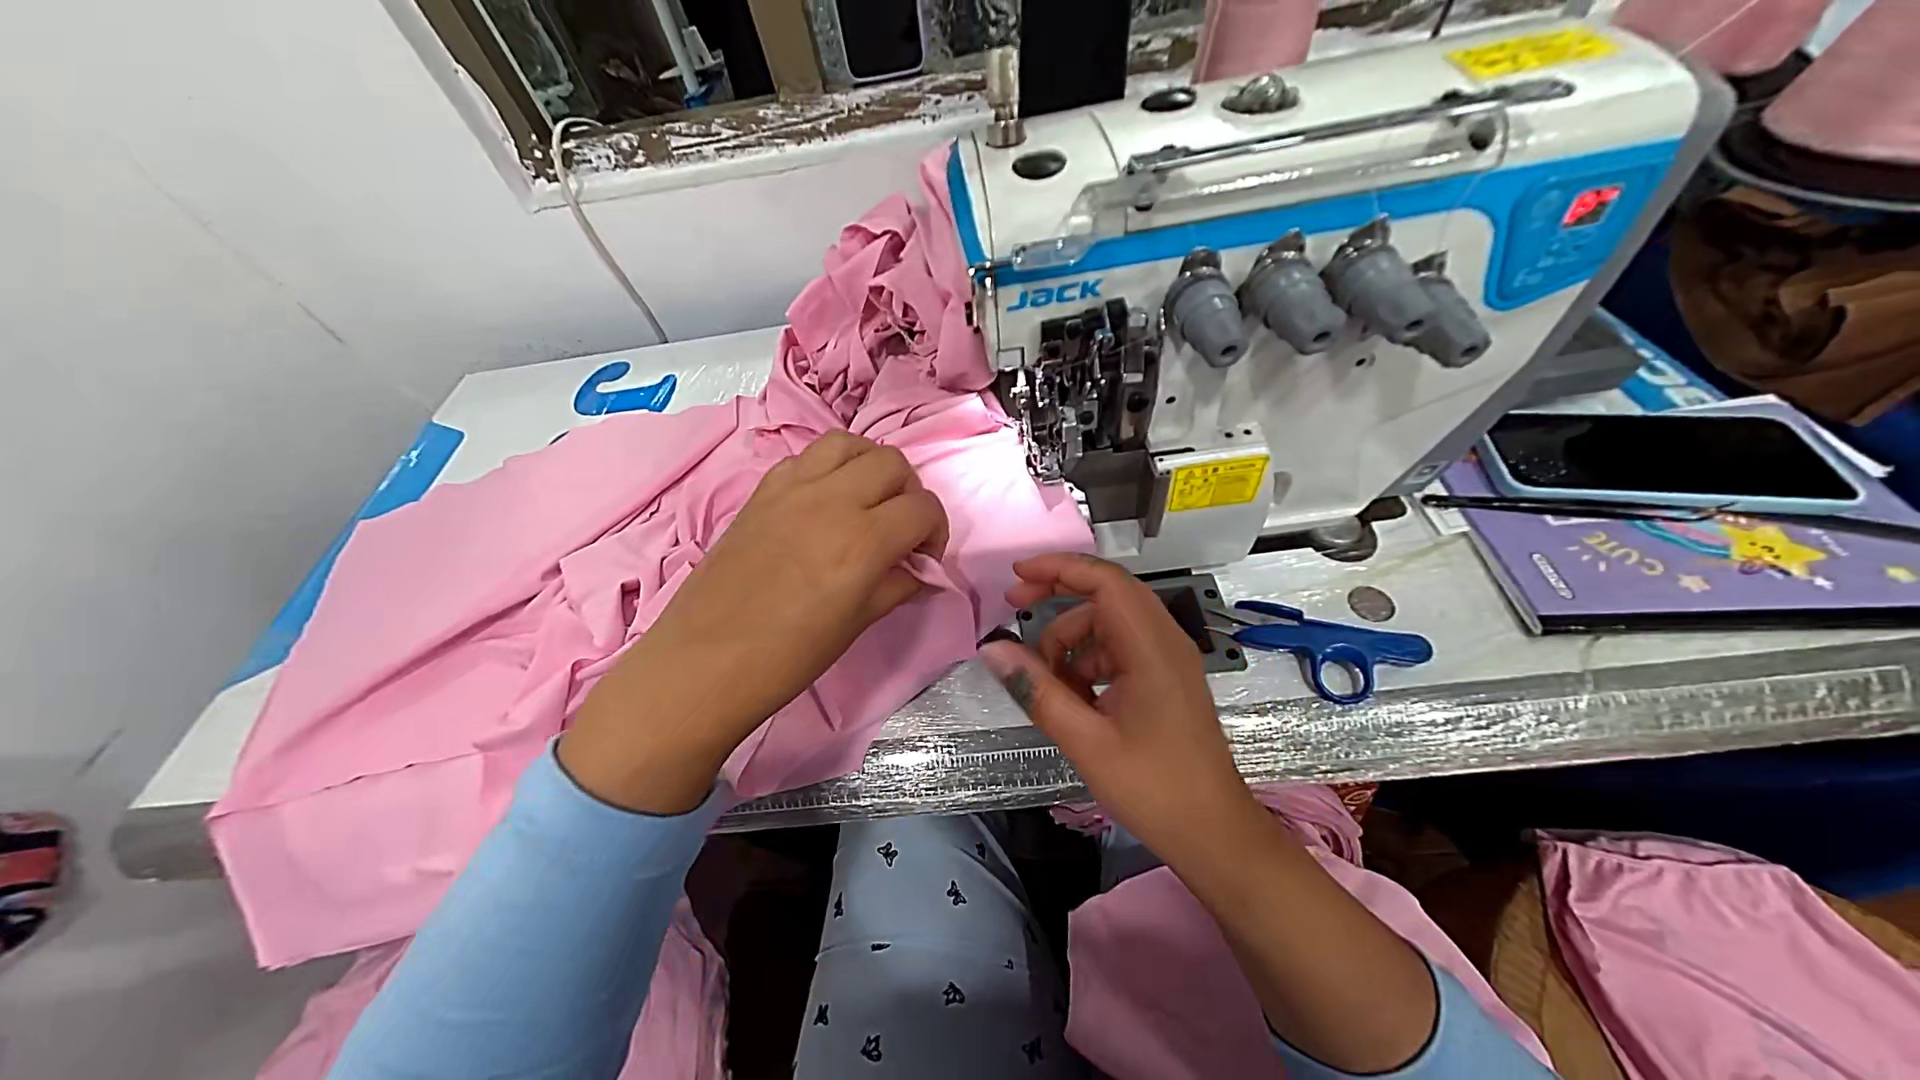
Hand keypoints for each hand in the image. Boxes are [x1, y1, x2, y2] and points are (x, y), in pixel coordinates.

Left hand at [561, 432, 948, 812]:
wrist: (707, 661)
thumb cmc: (788, 656)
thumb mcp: (857, 623)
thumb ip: (896, 585)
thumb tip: (917, 568)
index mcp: (863, 540)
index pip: (922, 508)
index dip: (935, 531)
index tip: (924, 557)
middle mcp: (831, 500)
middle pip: (891, 463)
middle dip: (909, 491)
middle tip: (901, 526)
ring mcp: (792, 489)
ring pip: (848, 443)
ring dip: (869, 465)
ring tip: (867, 499)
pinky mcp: (761, 492)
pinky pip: (805, 458)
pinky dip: (827, 468)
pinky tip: (824, 500)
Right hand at [982, 556, 1439, 1072]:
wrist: (1214, 833)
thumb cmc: (1153, 788)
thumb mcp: (1085, 740)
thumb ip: (1037, 689)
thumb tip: (992, 649)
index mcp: (1151, 647)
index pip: (1104, 580)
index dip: (1058, 568)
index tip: (1016, 575)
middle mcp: (1165, 640)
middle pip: (1106, 594)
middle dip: (1057, 596)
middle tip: (1015, 607)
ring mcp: (1168, 659)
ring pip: (1108, 624)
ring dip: (1071, 641)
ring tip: (1048, 684)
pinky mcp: (1165, 678)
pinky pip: (1119, 649)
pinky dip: (1088, 661)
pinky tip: (1073, 697)